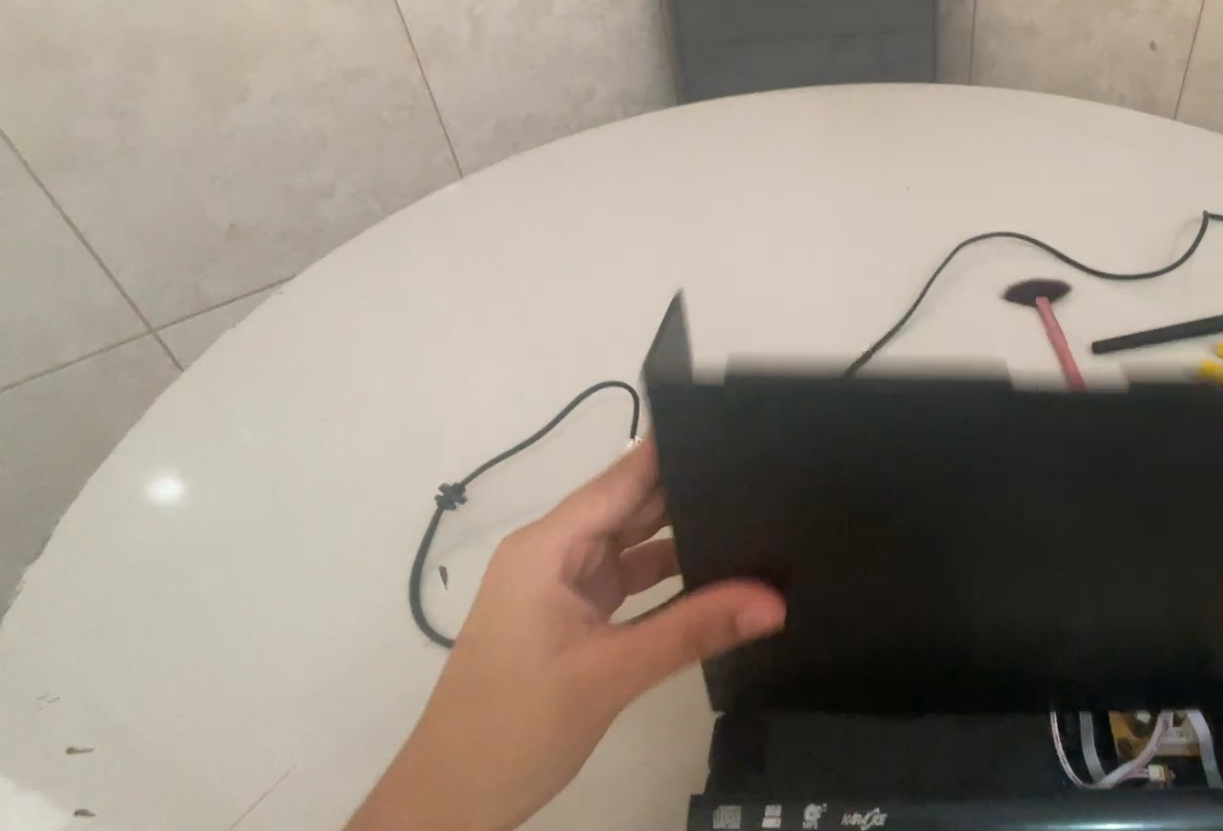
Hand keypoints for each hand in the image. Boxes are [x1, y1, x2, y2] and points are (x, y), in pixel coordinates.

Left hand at [347, 438, 785, 830]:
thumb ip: (695, 630)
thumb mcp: (612, 673)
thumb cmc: (514, 728)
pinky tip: (715, 569)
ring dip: (682, 534)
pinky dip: (668, 574)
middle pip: (630, 506)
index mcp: (548, 547)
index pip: (621, 480)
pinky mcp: (574, 614)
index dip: (672, 451)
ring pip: (633, 542)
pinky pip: (629, 577)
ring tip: (750, 513)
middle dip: (687, 489)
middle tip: (758, 473)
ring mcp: (563, 584)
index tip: (734, 428)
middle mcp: (554, 553)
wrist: (448, 806)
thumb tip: (774, 601)